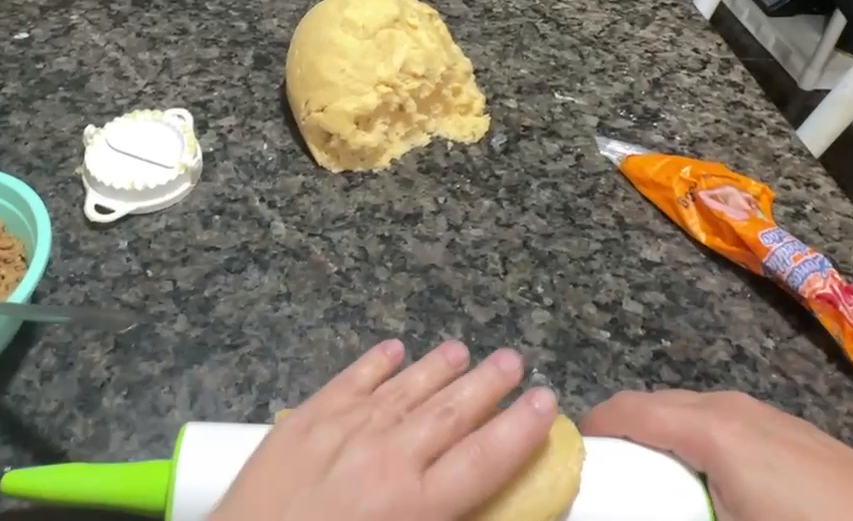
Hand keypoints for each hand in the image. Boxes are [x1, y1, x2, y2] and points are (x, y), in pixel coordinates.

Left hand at [211, 339, 558, 519]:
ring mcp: (345, 428)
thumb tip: (476, 502)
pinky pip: (351, 380)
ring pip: (405, 387)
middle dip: (487, 384)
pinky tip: (393, 349)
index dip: (520, 429)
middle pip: (450, 412)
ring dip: (437, 367)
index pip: (484, 459)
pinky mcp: (306, 416)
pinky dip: (375, 362)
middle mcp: (389, 456)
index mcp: (417, 505)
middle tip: (513, 358)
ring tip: (463, 348)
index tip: (546, 400)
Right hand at [582, 390, 852, 520]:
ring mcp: (772, 417)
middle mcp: (733, 406)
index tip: (571, 472)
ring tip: (663, 495)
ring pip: (693, 417)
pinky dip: (704, 451)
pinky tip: (722, 496)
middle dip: (625, 443)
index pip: (626, 411)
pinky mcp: (802, 436)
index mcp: (711, 427)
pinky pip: (730, 430)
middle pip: (654, 407)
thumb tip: (618, 512)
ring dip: (665, 448)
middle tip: (612, 490)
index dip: (591, 436)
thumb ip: (674, 508)